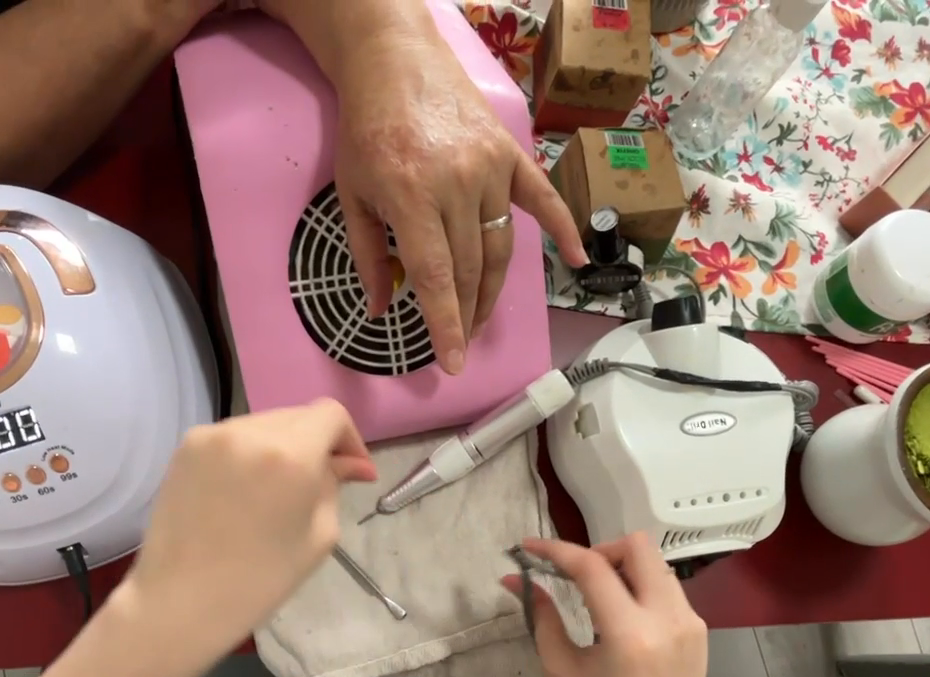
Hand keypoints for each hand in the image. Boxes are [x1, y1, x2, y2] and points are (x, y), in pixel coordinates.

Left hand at [126, 400, 376, 652]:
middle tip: (322, 482)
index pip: (331, 414)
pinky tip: (246, 491)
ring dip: (282, 447)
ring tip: (279, 490)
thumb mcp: (318, 537)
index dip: (349, 439)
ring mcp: (211, 435)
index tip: (353, 471)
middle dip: (316, 443)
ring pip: (264, 424)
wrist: (181, 601)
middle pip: (298, 416)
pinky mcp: (186, 447)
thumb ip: (334, 487)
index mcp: (290, 455)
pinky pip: (233, 437)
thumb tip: (350, 463)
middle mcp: (250, 431)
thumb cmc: (260, 580)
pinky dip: (249, 454)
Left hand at [327, 19, 585, 373]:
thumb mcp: (352, 196)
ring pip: (499, 248)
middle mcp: (458, 185)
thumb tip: (378, 311)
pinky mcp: (510, 155)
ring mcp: (490, 168)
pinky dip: (562, 229)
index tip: (453, 363)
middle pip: (470, 269)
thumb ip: (368, 256)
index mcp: (412, 196)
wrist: (394, 59)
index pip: (436, 277)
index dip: (446, 325)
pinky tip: (577, 261)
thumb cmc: (367, 130)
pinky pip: (542, 199)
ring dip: (492, 291)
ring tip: (479, 318)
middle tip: (460, 341)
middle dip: (465, 313)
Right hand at [506, 534, 710, 676]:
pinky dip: (639, 586)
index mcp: (628, 634)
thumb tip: (515, 579)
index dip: (556, 550)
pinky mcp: (698, 624)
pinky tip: (624, 617)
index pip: (592, 568)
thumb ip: (542, 618)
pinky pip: (665, 584)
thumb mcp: (563, 670)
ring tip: (601, 598)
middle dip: (599, 550)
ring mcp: (688, 619)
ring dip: (621, 567)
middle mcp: (665, 618)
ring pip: (653, 561)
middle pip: (636, 546)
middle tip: (578, 576)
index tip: (529, 547)